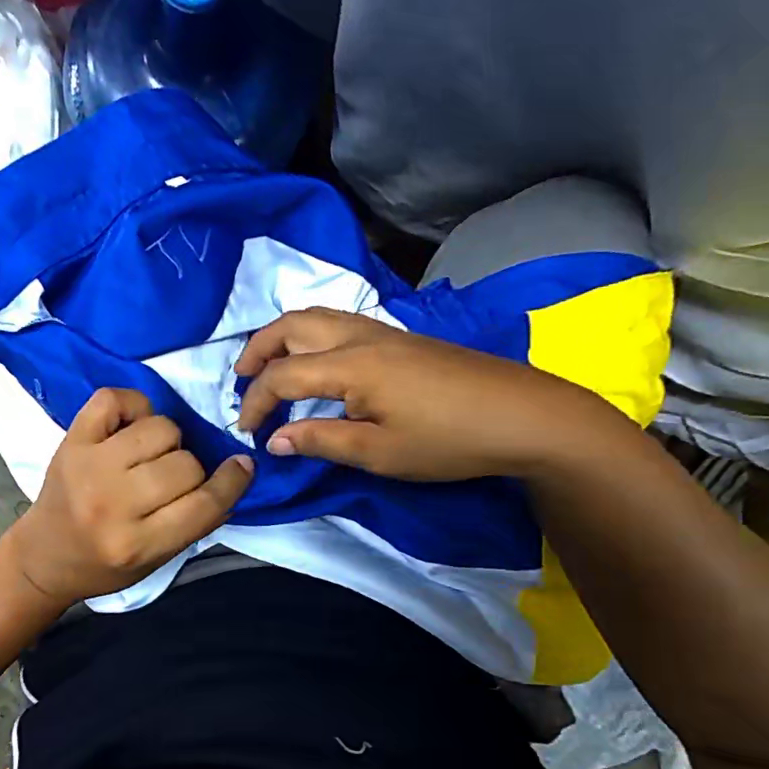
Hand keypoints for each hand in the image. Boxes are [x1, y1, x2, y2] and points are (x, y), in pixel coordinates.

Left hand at [4, 388, 254, 602]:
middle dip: (189, 470)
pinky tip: (130, 427)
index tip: (241, 468)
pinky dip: (132, 406)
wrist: (43, 556)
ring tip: (149, 456)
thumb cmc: (103, 565)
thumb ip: (194, 522)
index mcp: (136, 544)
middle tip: (169, 481)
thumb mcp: (155, 561)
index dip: (232, 482)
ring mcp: (88, 468)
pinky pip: (115, 399)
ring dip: (166, 440)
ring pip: (161, 428)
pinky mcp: (71, 442)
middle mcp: (112, 504)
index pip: (204, 504)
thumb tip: (236, 473)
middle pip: (185, 464)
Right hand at [233, 308, 620, 481]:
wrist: (527, 416)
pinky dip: (310, 335)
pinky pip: (339, 322)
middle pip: (291, 325)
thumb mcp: (378, 453)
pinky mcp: (401, 338)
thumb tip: (274, 441)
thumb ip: (320, 441)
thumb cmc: (448, 440)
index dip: (256, 402)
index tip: (248, 432)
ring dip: (283, 336)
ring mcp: (384, 332)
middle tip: (242, 379)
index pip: (282, 375)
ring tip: (270, 365)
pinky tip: (317, 360)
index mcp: (350, 365)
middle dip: (258, 349)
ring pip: (317, 316)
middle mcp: (360, 337)